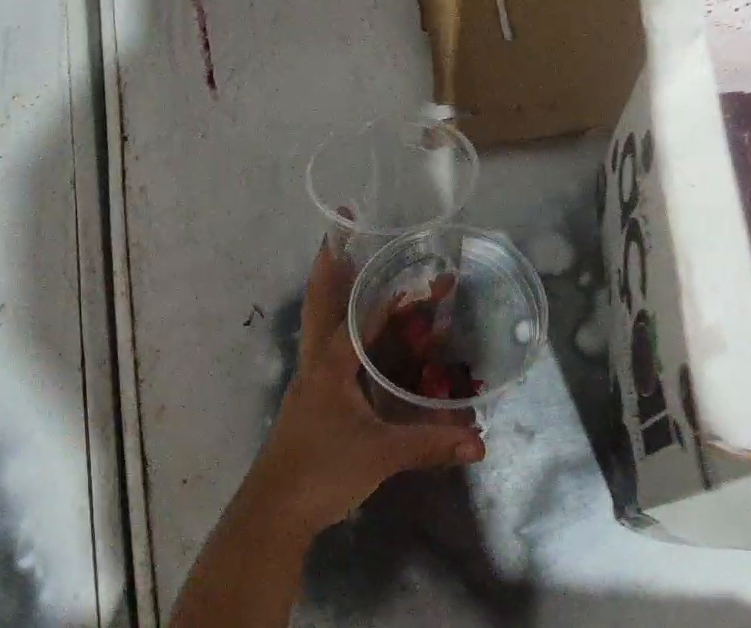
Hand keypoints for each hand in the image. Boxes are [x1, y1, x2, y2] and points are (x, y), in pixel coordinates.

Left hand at [245, 235, 486, 538]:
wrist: (272, 515)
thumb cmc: (320, 471)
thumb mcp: (380, 455)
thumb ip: (429, 444)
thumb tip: (479, 442)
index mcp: (329, 366)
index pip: (359, 315)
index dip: (386, 290)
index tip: (403, 260)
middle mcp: (316, 365)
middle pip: (320, 305)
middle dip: (329, 269)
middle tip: (337, 235)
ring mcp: (311, 384)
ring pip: (322, 327)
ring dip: (336, 298)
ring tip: (353, 271)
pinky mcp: (313, 403)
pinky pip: (332, 353)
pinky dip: (347, 334)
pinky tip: (365, 341)